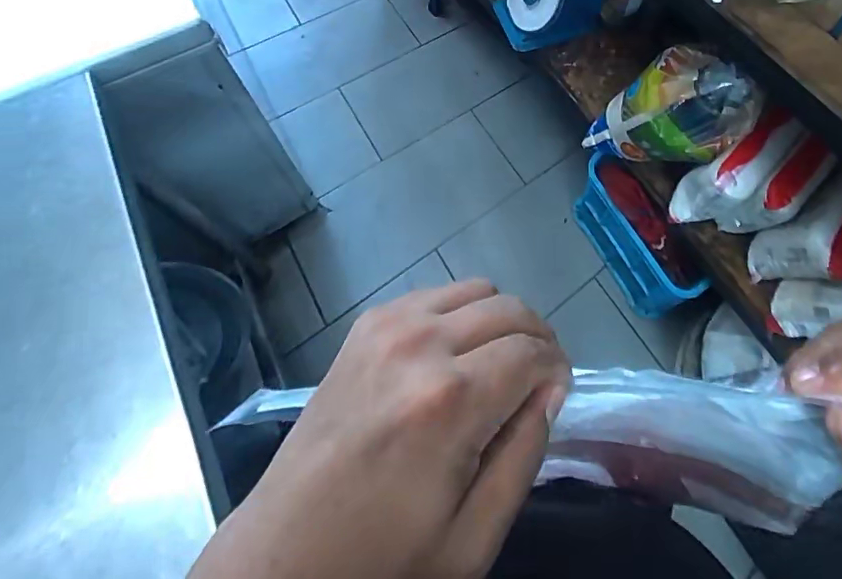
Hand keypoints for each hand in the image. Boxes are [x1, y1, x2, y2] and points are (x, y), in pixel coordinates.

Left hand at [191, 280, 570, 578]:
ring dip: (500, 322)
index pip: (532, 351)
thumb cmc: (383, 558)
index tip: (557, 396)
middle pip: (510, 308)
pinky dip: (460, 314)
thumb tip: (548, 390)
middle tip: (537, 381)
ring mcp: (387, 325)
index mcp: (449, 400)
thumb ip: (524, 454)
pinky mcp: (366, 325)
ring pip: (477, 289)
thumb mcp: (472, 538)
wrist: (283, 555)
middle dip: (538, 339)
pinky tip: (454, 355)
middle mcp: (419, 344)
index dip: (558, 370)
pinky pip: (435, 294)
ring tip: (496, 366)